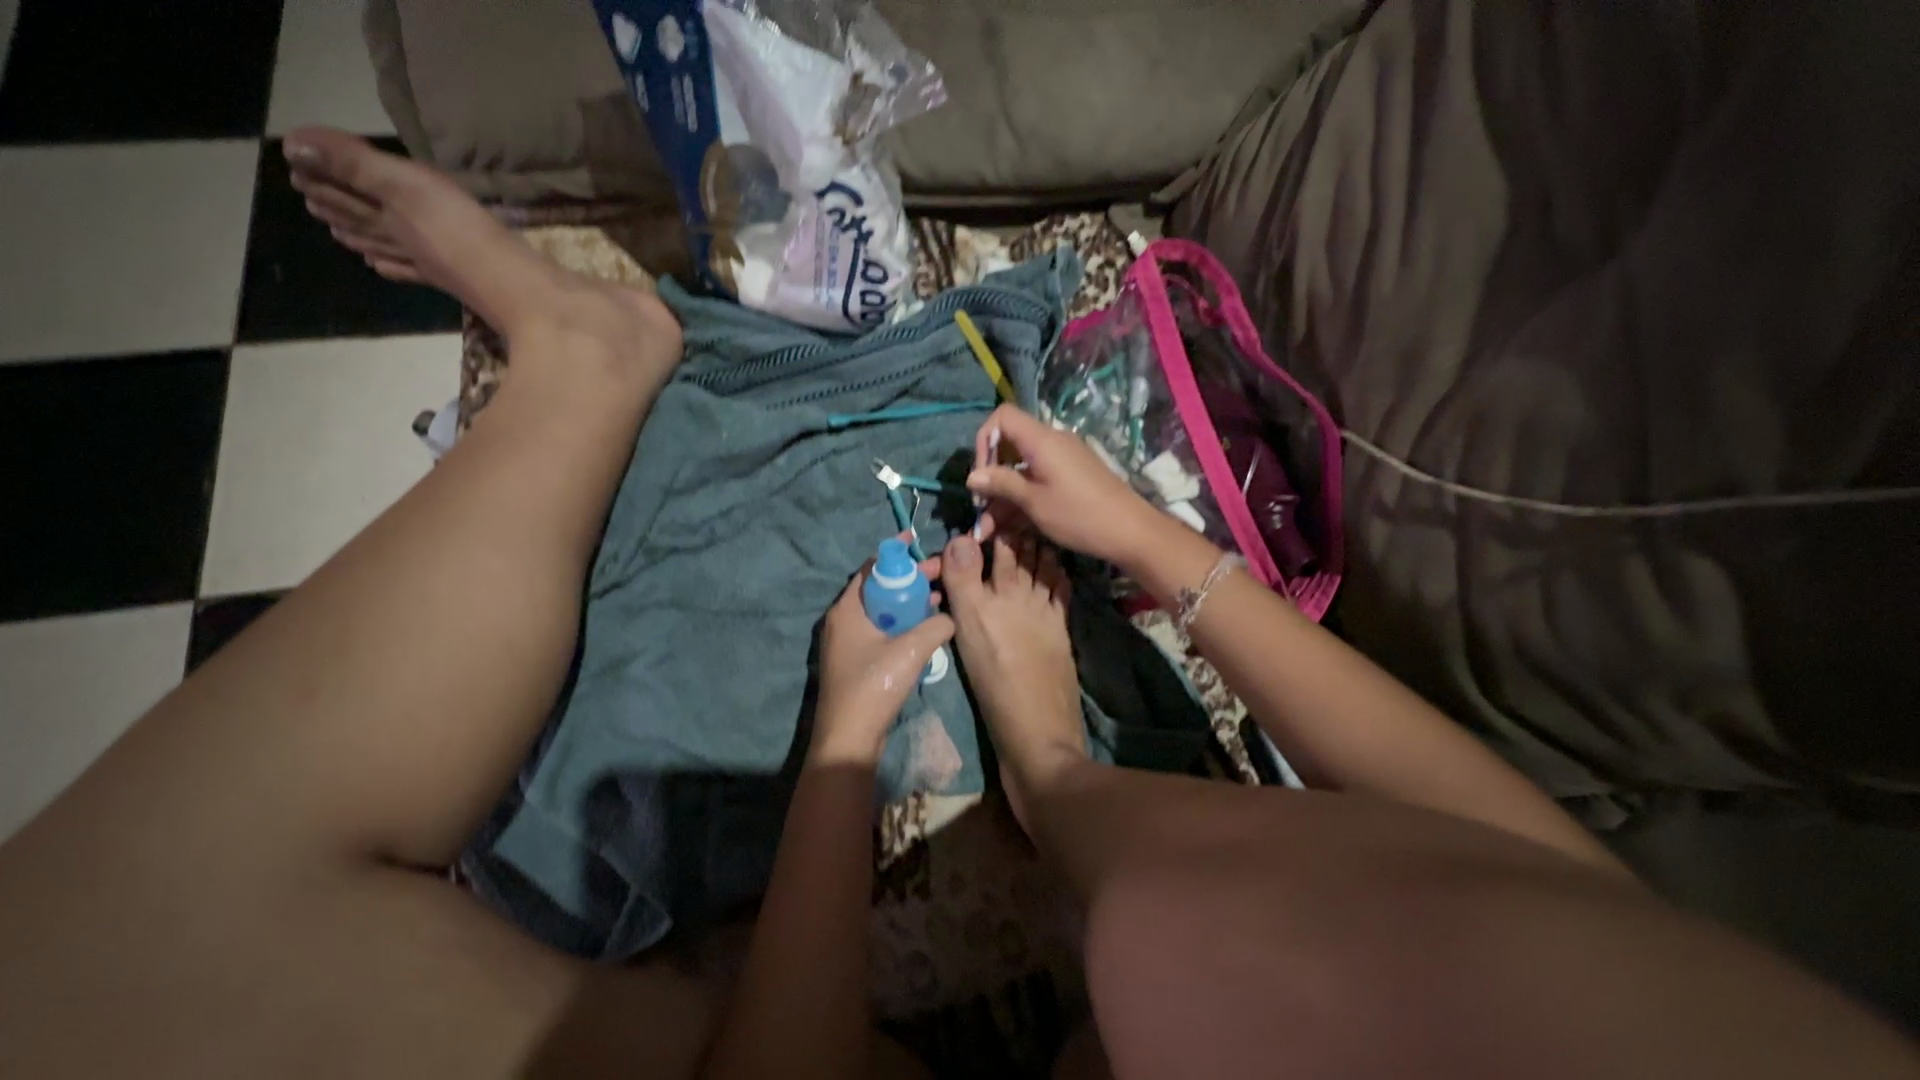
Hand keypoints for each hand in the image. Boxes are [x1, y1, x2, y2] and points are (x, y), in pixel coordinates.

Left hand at [811, 557, 954, 765]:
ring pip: (881, 611)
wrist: (849, 739)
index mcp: (847, 609)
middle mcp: (842, 621)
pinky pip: (880, 632)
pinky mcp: (855, 663)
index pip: (872, 568)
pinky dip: (901, 624)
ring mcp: (846, 644)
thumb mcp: (912, 649)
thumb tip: (952, 615)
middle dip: (908, 578)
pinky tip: (926, 629)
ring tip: (939, 597)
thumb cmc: (874, 687)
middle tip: (940, 572)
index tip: (920, 543)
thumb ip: (936, 625)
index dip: (897, 554)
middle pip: (878, 588)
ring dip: (908, 603)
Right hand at [968, 404, 1164, 567]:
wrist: (1131, 531)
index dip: (984, 440)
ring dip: (1004, 496)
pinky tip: (1012, 527)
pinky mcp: (1072, 476)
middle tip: (981, 510)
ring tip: (989, 531)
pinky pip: (1038, 478)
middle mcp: (1052, 442)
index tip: (981, 475)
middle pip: (1010, 446)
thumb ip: (1002, 484)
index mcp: (1042, 440)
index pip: (1002, 417)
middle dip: (991, 477)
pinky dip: (1023, 497)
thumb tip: (972, 476)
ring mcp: (1064, 459)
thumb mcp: (1034, 502)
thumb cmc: (1079, 515)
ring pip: (1022, 469)